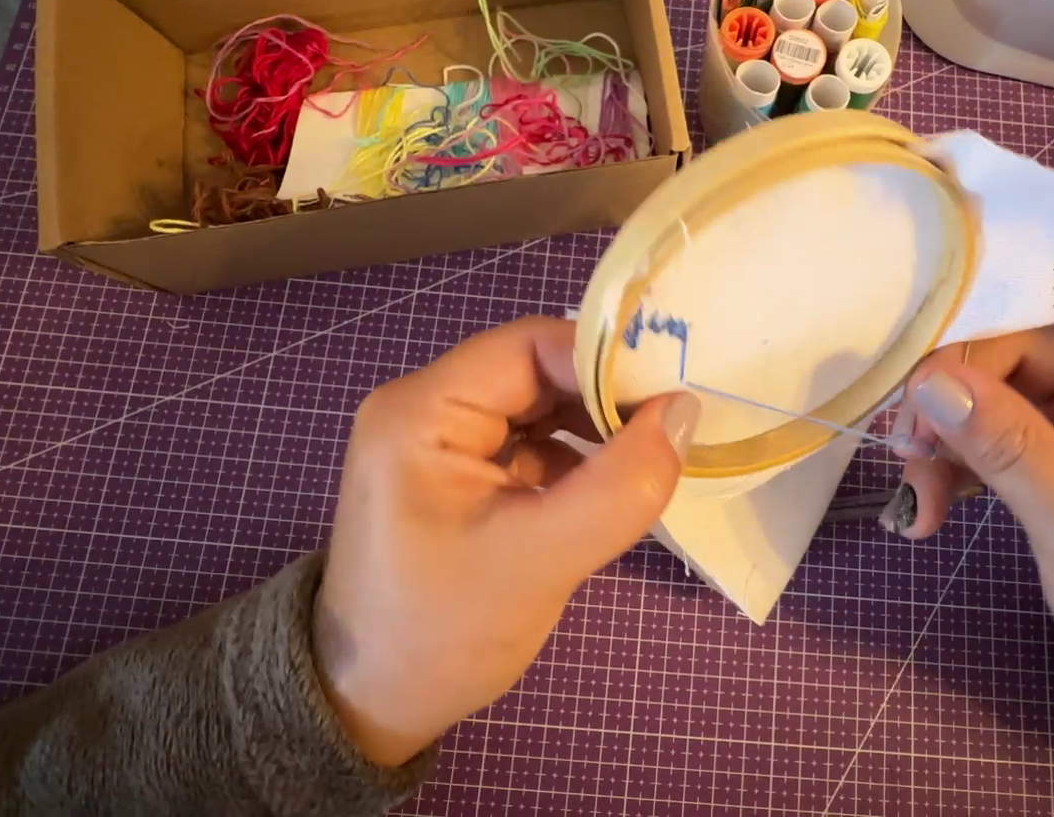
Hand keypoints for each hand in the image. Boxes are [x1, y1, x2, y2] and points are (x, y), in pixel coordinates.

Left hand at [313, 318, 698, 766]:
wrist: (370, 706)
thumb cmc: (443, 633)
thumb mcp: (540, 561)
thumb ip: (620, 486)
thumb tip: (682, 411)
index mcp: (422, 409)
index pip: (529, 347)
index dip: (604, 361)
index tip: (669, 394)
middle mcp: (426, 405)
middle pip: (536, 370)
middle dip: (605, 395)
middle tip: (671, 424)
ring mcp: (442, 437)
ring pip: (540, 403)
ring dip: (595, 424)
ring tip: (649, 452)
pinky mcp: (461, 469)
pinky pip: (532, 438)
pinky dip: (577, 452)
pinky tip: (611, 478)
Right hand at [891, 223, 1053, 754]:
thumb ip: (1010, 449)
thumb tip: (929, 378)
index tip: (1000, 227)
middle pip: (1022, 337)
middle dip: (956, 378)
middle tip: (908, 430)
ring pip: (985, 389)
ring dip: (938, 430)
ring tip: (915, 485)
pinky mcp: (1039, 457)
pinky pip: (977, 434)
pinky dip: (943, 464)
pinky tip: (925, 510)